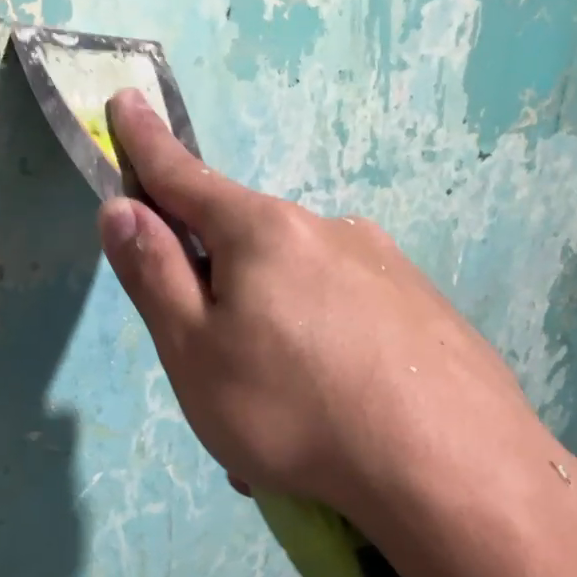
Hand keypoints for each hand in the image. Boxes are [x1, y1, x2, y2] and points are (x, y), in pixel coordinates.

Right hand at [95, 89, 576, 576]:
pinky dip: (315, 351)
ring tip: (273, 411)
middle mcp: (326, 230)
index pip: (182, 177)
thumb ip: (153, 275)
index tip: (126, 101)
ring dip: (264, 330)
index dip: (145, 143)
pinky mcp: (423, 308)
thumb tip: (121, 208)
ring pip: (291, 288)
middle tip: (210, 369)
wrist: (455, 475)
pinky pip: (340, 317)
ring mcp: (384, 265)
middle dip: (210, 289)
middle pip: (239, 244)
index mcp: (260, 233)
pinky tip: (329, 411)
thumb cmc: (291, 409)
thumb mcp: (192, 350)